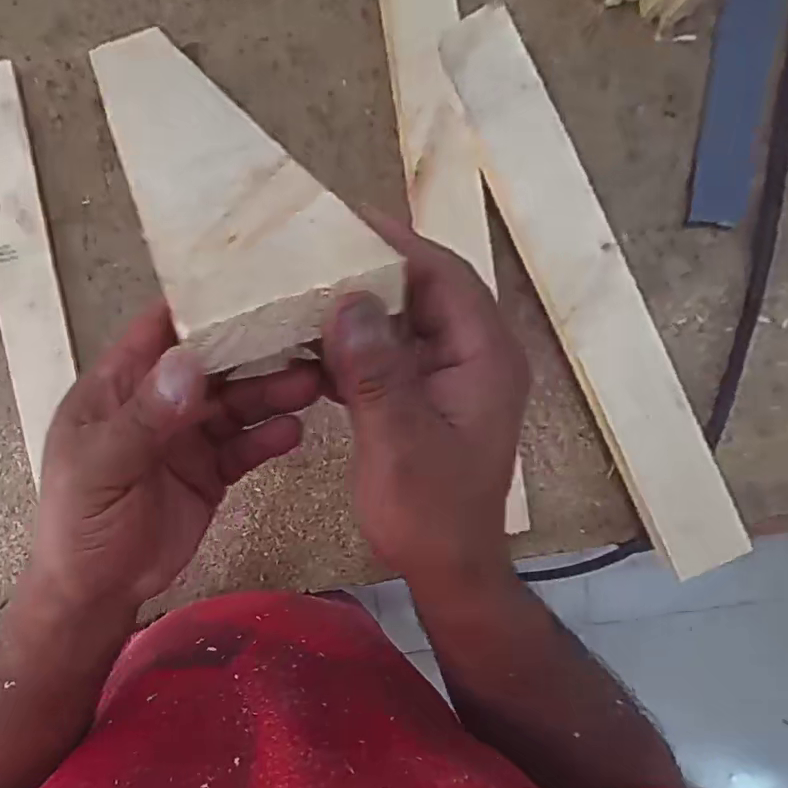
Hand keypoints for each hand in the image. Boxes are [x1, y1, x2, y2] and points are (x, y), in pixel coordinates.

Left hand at [24, 304, 323, 614]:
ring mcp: (187, 438)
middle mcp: (158, 404)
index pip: (162, 330)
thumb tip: (191, 363)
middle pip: (213, 366)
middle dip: (254, 352)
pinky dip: (267, 440)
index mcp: (119, 387)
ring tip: (311, 386)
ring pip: (236, 405)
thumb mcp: (103, 468)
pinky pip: (244, 447)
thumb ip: (145, 418)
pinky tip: (293, 434)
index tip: (251, 285)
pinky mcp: (211, 471)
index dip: (202, 305)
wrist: (100, 590)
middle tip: (303, 340)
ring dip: (270, 394)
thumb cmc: (82, 523)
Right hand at [322, 215, 530, 588]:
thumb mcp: (400, 442)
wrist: (450, 567)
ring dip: (358, 311)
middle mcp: (475, 357)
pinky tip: (313, 347)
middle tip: (310, 251)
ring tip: (302, 292)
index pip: (443, 275)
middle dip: (368, 271)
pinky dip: (357, 350)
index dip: (393, 243)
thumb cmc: (432, 514)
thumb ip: (375, 371)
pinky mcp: (429, 399)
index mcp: (485, 357)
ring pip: (403, 323)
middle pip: (423, 292)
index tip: (338, 219)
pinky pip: (392, 357)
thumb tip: (346, 299)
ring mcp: (452, 378)